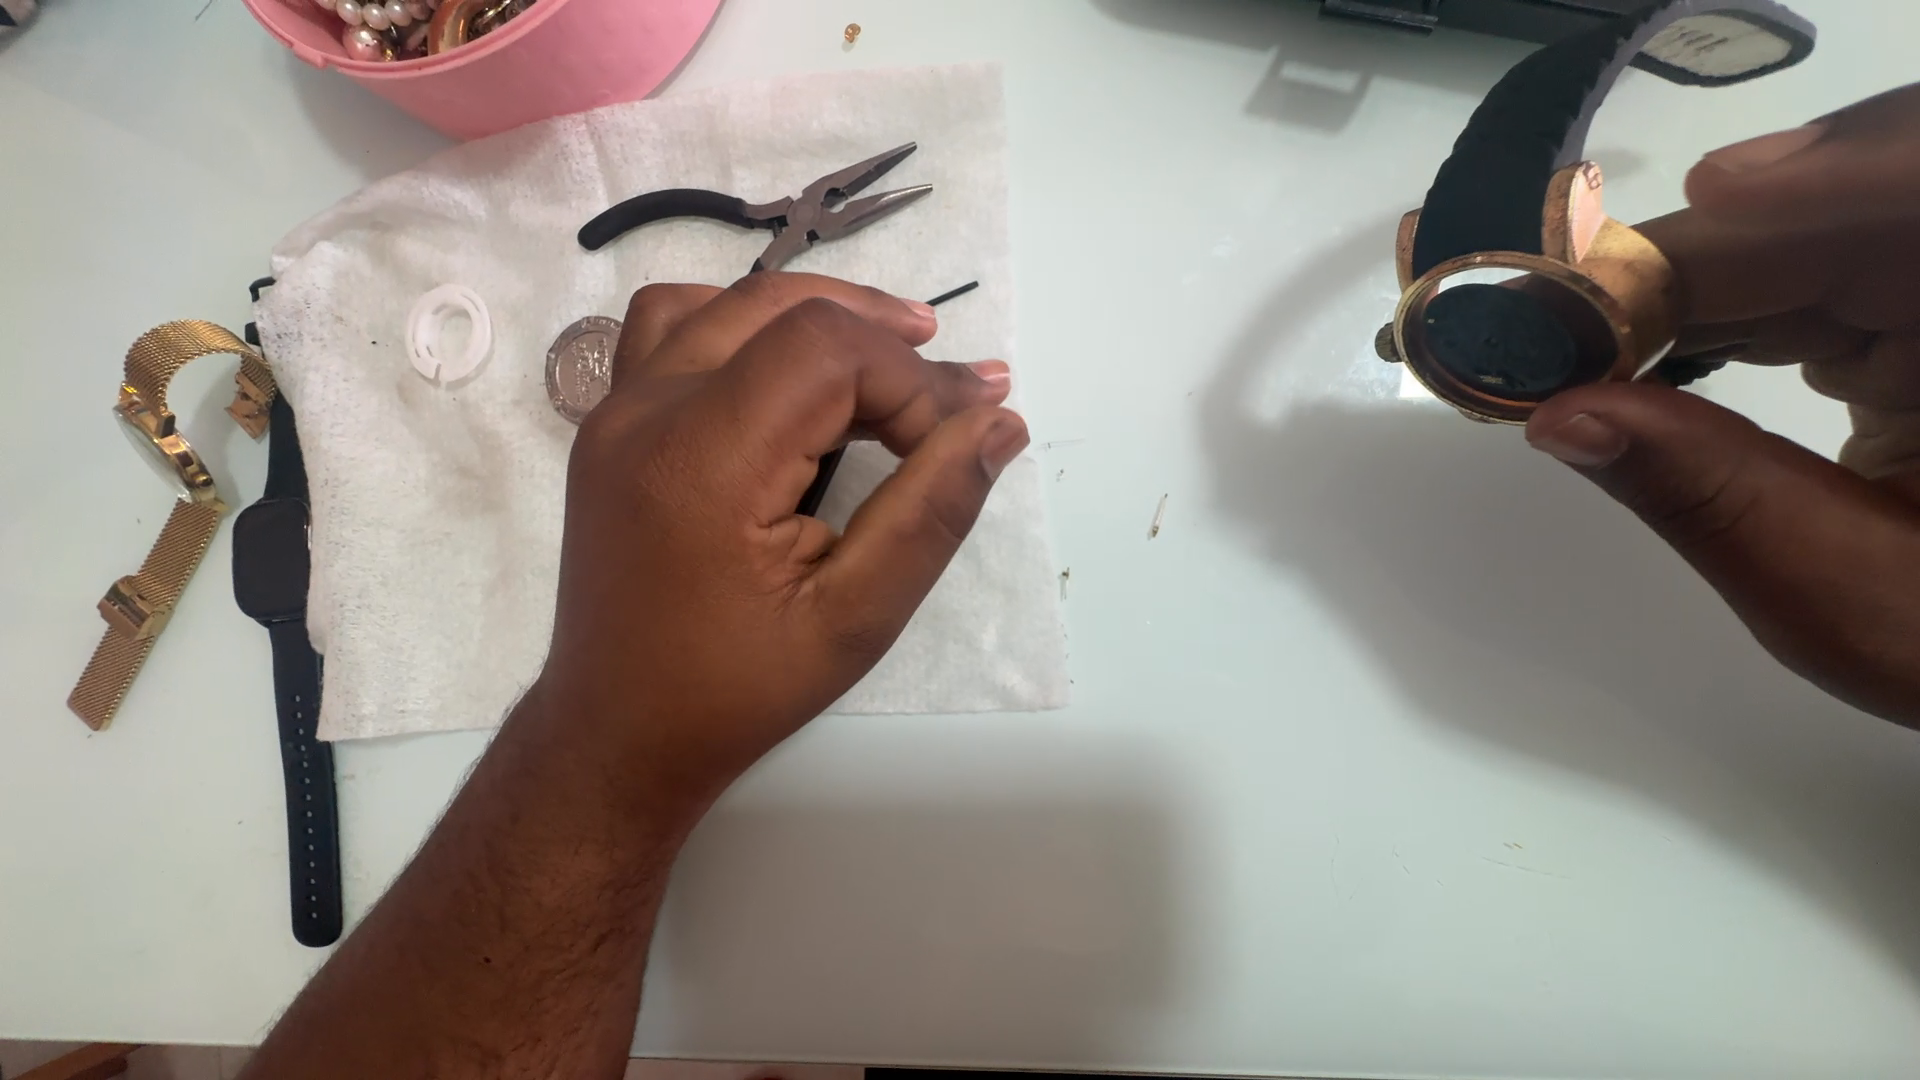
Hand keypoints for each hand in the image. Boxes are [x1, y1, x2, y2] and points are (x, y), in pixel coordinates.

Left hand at [536, 274, 1024, 811]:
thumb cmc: (737, 689)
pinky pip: (675, 327)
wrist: (620, 731)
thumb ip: (932, 513)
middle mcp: (648, 412)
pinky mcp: (612, 426)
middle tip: (956, 385)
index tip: (958, 439)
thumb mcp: (857, 619)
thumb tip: (999, 424)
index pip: (829, 351)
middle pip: (785, 310)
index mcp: (706, 461)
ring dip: (817, 314)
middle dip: (884, 340)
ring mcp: (617, 412)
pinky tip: (785, 367)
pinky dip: (744, 324)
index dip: (913, 381)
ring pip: (727, 304)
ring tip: (885, 352)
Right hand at [1525, 83, 1919, 725]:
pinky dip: (1694, 317)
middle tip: (1527, 307)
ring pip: (1803, 246)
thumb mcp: (1844, 592)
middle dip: (1682, 260)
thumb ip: (1706, 492)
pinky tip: (1620, 352)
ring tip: (1541, 338)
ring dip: (1664, 292)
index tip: (1708, 188)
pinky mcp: (1910, 319)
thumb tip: (1556, 417)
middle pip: (1839, 226)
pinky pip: (1797, 283)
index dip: (1838, 175)